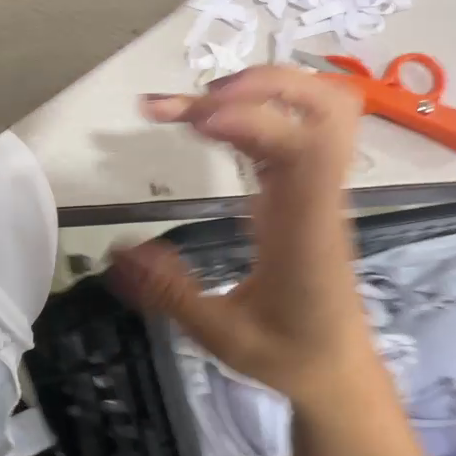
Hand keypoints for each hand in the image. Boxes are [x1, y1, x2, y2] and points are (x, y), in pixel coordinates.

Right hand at [107, 66, 376, 405]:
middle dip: (259, 85)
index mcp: (304, 229)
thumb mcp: (217, 332)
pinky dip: (252, 114)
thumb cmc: (285, 354)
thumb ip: (167, 290)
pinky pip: (294, 131)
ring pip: (317, 109)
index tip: (194, 120)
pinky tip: (206, 124)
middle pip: (325, 105)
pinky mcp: (305, 192)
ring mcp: (317, 189)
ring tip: (193, 107)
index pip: (301, 149)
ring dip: (259, 91)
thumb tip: (117, 250)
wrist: (338, 370)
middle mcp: (318, 197)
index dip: (252, 119)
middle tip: (190, 106)